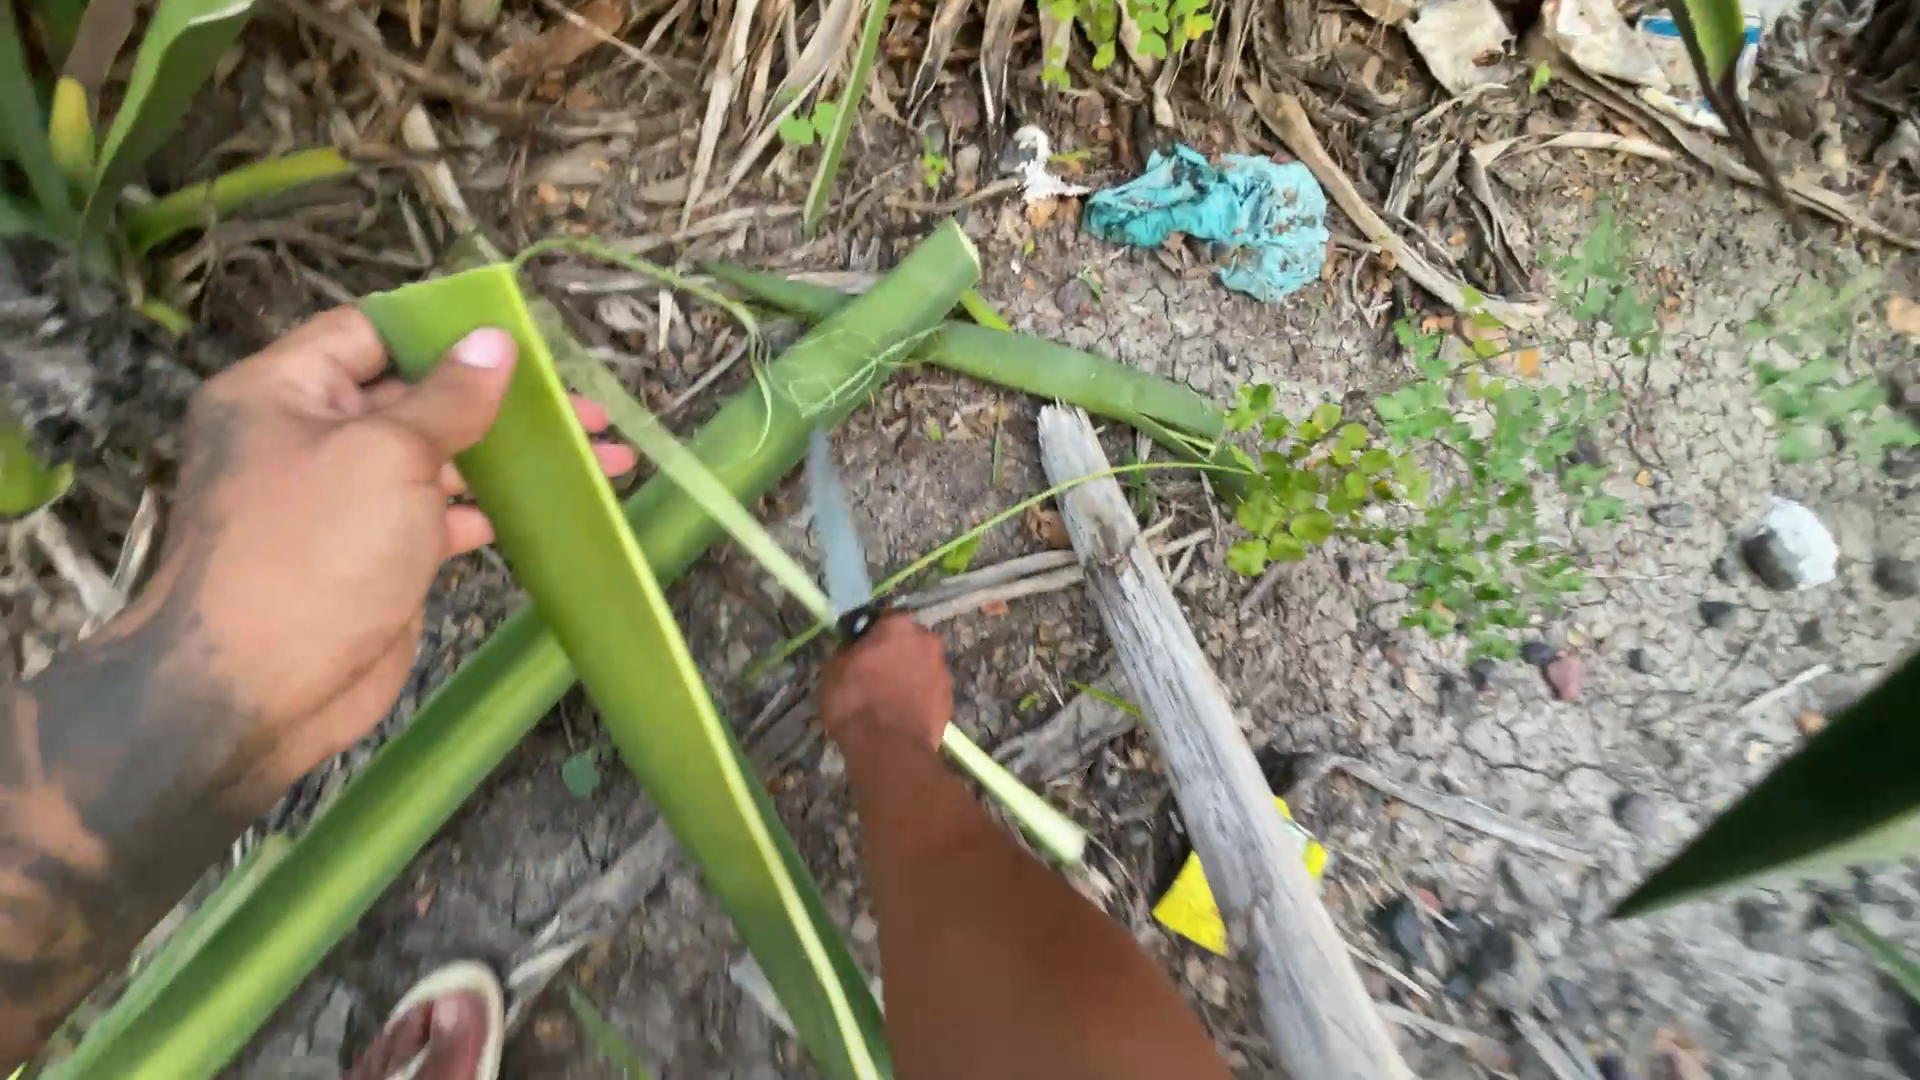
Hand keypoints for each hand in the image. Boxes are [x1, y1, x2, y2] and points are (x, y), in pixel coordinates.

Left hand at [125, 307, 634, 805]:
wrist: (265, 689)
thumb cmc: (313, 553)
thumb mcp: (386, 456)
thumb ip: (448, 398)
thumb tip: (494, 341)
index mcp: (287, 394)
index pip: (371, 334)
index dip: (445, 332)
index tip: (521, 340)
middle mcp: (319, 437)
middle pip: (428, 398)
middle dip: (509, 402)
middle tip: (589, 411)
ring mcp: (358, 496)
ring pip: (452, 458)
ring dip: (522, 458)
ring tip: (602, 457)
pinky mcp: (391, 547)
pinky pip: (455, 510)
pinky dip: (503, 506)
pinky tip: (556, 506)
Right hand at [816, 614, 951, 760]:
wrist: (890, 748)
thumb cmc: (855, 702)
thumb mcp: (833, 671)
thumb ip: (847, 652)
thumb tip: (854, 651)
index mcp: (898, 626)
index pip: (883, 619)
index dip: (870, 635)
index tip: (860, 651)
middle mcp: (926, 640)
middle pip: (908, 641)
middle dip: (894, 653)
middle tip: (874, 675)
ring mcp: (941, 670)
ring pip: (920, 666)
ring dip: (908, 675)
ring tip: (888, 700)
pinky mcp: (949, 698)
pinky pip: (928, 691)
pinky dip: (918, 698)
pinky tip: (902, 715)